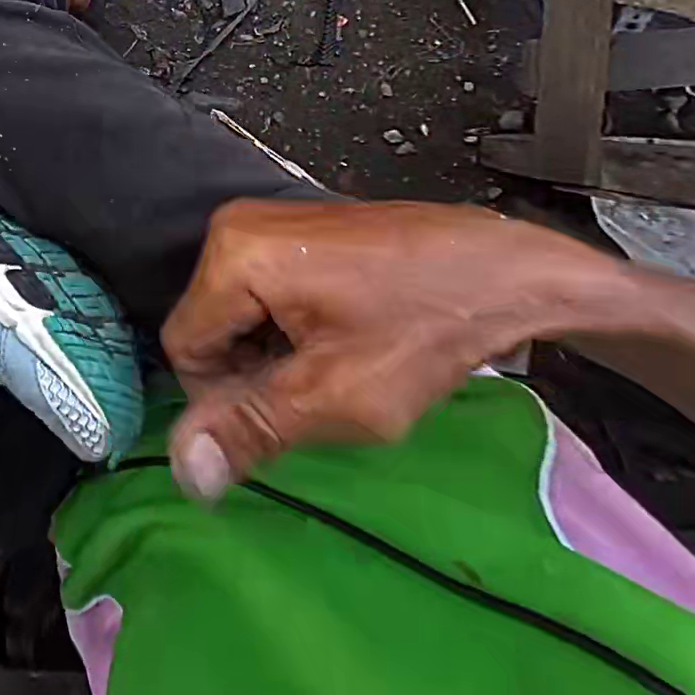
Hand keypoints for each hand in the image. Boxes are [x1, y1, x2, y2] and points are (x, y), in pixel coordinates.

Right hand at [162, 200, 625, 499]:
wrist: (511, 269)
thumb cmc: (428, 330)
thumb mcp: (341, 394)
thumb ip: (252, 428)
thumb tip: (183, 474)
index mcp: (234, 256)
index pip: (184, 347)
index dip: (225, 395)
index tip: (290, 409)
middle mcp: (231, 226)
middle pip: (206, 327)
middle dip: (249, 371)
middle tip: (318, 388)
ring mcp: (260, 220)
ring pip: (229, 314)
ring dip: (266, 352)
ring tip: (332, 359)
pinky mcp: (283, 226)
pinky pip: (252, 291)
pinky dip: (279, 325)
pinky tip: (333, 332)